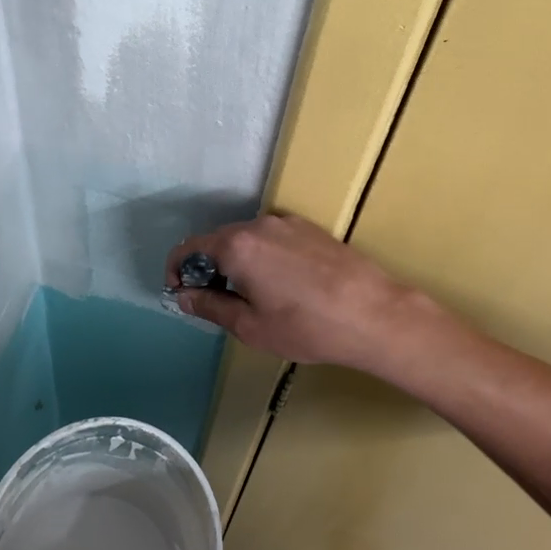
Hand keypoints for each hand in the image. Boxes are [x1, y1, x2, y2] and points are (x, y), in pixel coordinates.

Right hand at [165, 214, 422, 369]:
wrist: (374, 313)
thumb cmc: (306, 326)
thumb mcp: (251, 327)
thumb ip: (211, 306)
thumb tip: (184, 295)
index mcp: (236, 245)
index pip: (189, 248)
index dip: (177, 271)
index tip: (182, 295)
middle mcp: (258, 224)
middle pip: (218, 241)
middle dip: (208, 269)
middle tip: (217, 304)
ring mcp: (286, 222)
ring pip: (246, 240)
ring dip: (237, 263)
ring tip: (252, 299)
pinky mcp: (309, 228)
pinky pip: (272, 239)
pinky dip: (263, 257)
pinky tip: (282, 287)